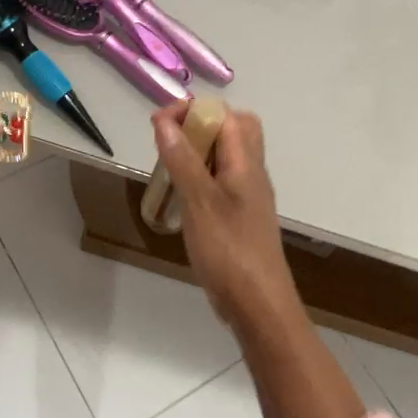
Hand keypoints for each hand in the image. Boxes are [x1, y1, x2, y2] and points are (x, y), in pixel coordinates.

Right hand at [151, 103, 295, 321]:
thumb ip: (182, 160)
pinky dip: (201, 177)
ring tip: (169, 168)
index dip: (192, 111)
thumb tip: (165, 123)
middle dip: (199, 126)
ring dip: (198, 151)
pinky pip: (222, 180)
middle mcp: (252, 173)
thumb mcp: (199, 202)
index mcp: (246, 163)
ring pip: (227, 156)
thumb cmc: (229, 251)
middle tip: (169, 143)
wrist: (259, 306)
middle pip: (234, 130)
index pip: (224, 116)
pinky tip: (182, 197)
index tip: (158, 126)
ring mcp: (249, 196)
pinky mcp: (241, 216)